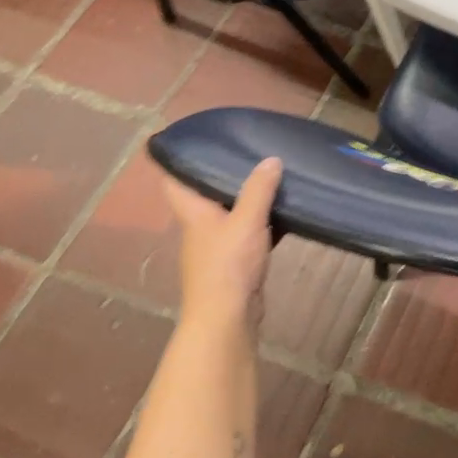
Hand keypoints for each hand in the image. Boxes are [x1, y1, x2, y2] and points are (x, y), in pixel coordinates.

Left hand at [163, 157, 281, 326]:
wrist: (227, 316)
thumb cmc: (228, 264)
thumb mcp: (246, 221)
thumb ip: (259, 190)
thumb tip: (271, 159)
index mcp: (193, 214)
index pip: (174, 182)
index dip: (178, 161)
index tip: (194, 141)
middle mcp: (200, 228)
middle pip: (205, 195)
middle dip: (223, 175)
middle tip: (247, 152)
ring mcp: (216, 247)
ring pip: (229, 214)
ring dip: (245, 199)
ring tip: (270, 176)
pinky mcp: (234, 262)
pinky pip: (247, 232)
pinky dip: (261, 221)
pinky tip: (282, 214)